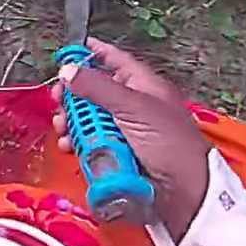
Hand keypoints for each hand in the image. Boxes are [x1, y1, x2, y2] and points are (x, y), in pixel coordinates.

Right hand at [52, 38, 211, 238]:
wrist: (188, 194)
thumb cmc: (167, 143)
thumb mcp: (133, 108)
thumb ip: (98, 87)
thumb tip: (67, 70)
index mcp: (142, 85)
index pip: (115, 60)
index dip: (93, 52)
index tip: (69, 51)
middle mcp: (132, 104)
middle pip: (95, 89)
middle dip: (73, 93)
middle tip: (57, 99)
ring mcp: (124, 130)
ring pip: (89, 117)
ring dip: (72, 120)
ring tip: (62, 126)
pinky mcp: (118, 152)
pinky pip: (91, 141)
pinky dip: (77, 141)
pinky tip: (68, 145)